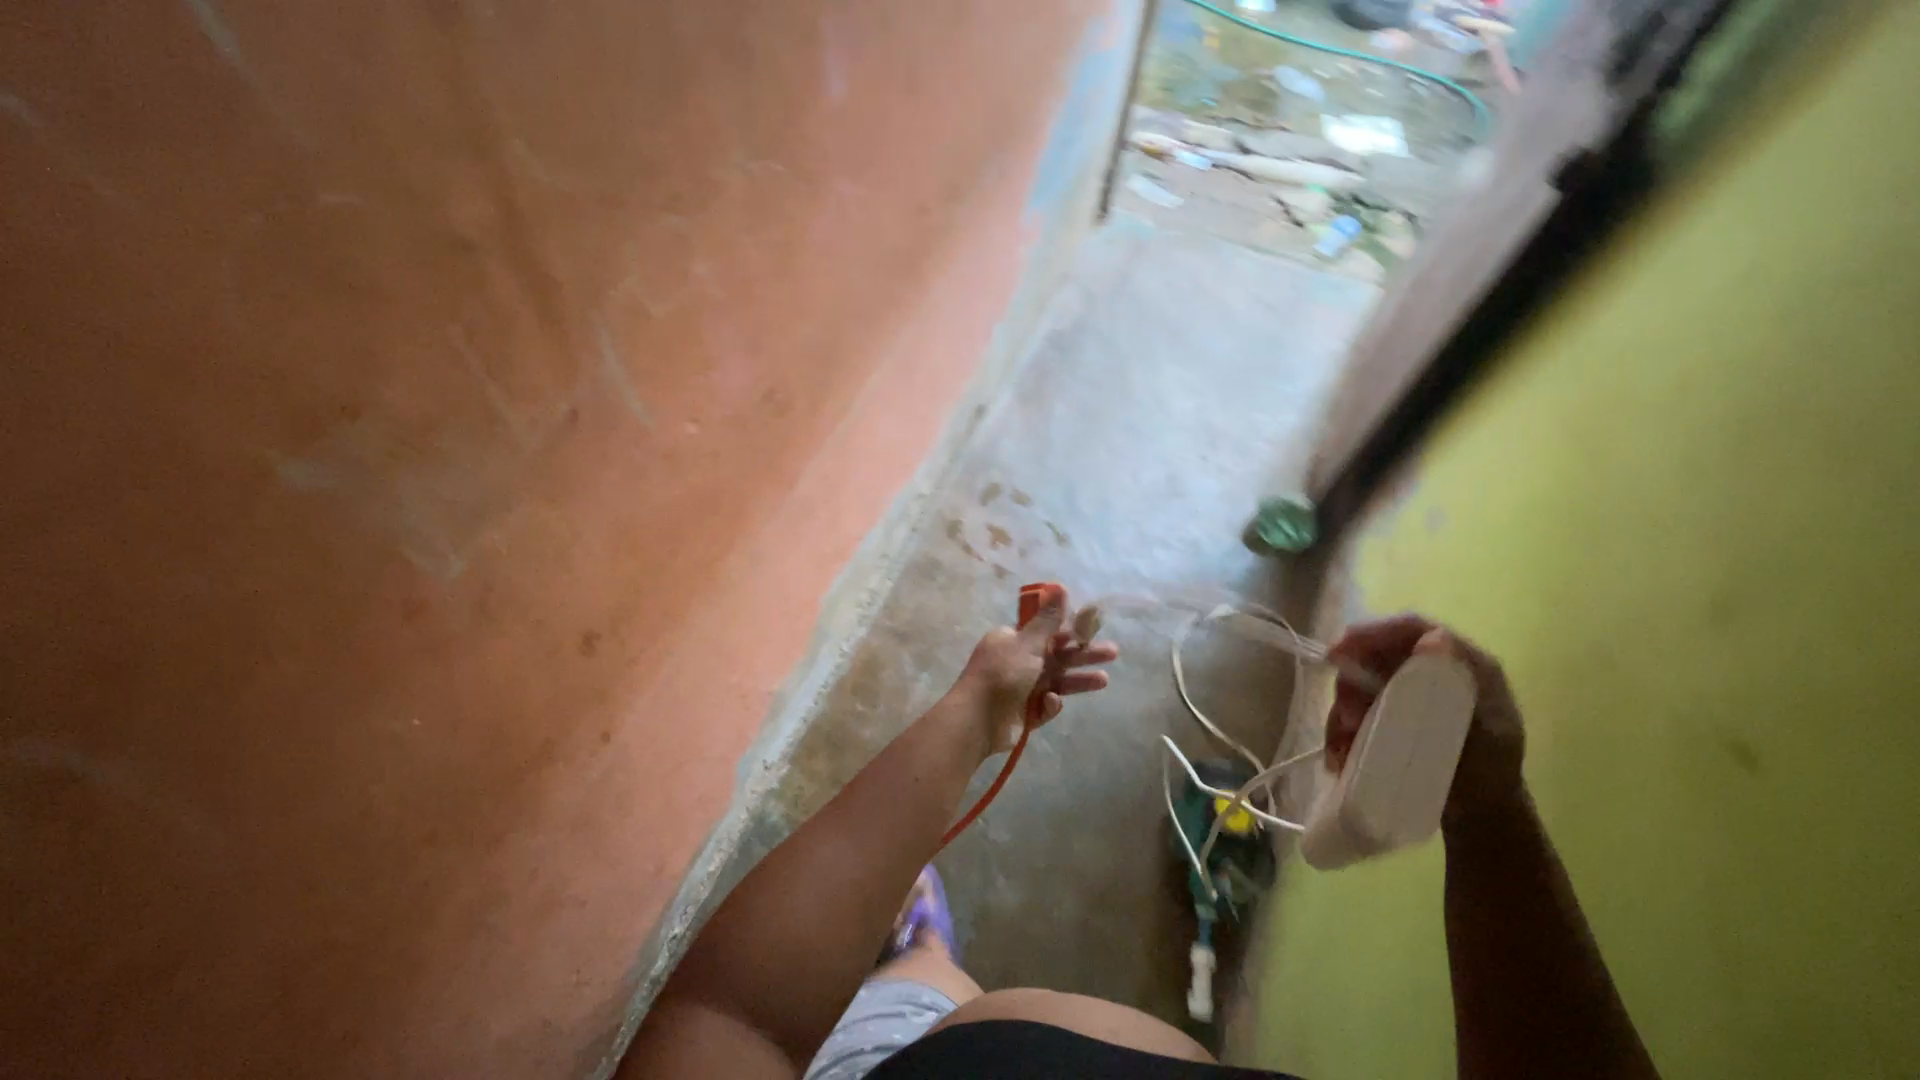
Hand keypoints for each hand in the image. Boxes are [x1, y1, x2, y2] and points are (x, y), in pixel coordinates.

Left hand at [953, 587, 1118, 753]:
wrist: (977, 720)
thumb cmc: (1002, 674)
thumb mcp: (1027, 643)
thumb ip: (1048, 620)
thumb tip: (1060, 586)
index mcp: (1014, 640)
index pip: (1047, 632)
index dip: (1071, 631)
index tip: (1094, 629)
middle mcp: (1018, 661)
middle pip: (1057, 656)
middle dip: (1084, 655)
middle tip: (1113, 653)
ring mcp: (1022, 689)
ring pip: (1056, 681)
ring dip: (1078, 680)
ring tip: (1104, 680)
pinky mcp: (1025, 713)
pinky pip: (1045, 705)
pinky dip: (1050, 704)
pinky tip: (1051, 702)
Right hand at [1323, 614, 1526, 834]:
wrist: (1480, 818)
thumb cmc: (1489, 776)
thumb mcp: (1485, 729)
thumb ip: (1457, 685)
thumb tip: (1431, 636)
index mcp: (1462, 666)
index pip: (1413, 630)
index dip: (1374, 632)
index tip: (1339, 652)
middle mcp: (1429, 674)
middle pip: (1376, 656)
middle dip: (1353, 684)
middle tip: (1348, 718)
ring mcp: (1405, 697)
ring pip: (1358, 686)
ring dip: (1343, 714)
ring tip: (1343, 748)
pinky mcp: (1386, 720)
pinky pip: (1353, 715)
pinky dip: (1340, 734)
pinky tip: (1340, 758)